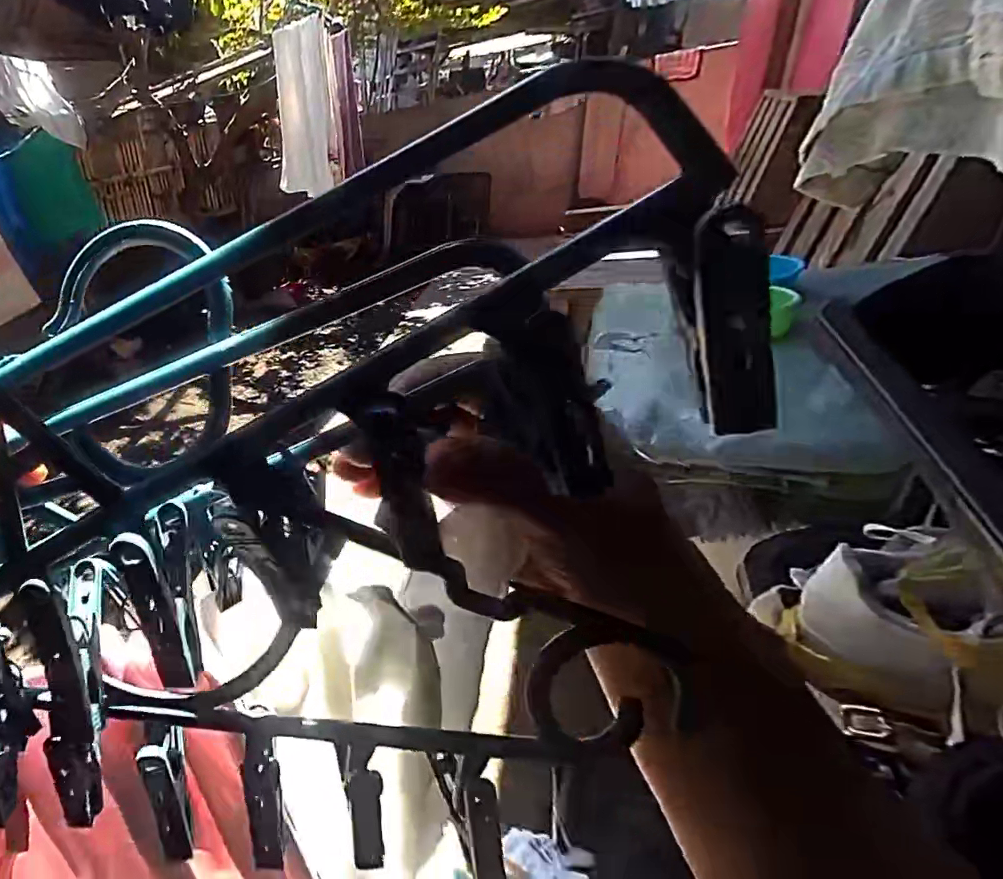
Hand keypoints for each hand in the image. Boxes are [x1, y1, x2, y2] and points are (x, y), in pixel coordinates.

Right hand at [330, 426, 703, 629]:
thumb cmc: (628, 562)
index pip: (476, 377)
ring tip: (349, 475)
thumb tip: (431, 459)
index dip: (421, 389)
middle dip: (395, 426)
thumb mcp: (570, 518)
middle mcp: (523, 426)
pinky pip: (441, 479)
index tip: (377, 415)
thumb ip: (505, 483)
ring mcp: (507, 461)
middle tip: (348, 453)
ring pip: (437, 442)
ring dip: (393, 454)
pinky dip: (408, 483)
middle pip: (445, 408)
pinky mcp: (493, 497)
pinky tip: (376, 493)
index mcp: (549, 411)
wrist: (654, 625)